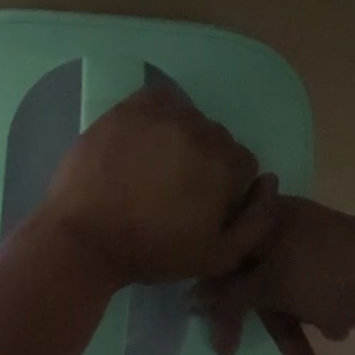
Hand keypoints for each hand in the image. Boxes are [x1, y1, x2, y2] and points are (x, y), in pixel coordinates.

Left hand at [31, 85, 277, 289]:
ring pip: (187, 117)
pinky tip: (145, 136)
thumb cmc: (151, 252)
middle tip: (174, 188)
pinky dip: (158, 112)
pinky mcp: (123, 111)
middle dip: (204, 161)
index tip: (202, 204)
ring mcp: (157, 117)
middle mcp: (196, 131)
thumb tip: (270, 182)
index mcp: (224, 164)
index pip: (243, 162)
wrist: (84, 239)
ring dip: (181, 136)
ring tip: (157, 164)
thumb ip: (258, 219)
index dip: (226, 186)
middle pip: (216, 138)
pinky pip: (156, 99)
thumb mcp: (218, 256)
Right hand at [192, 197, 354, 354]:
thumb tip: (190, 300)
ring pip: (283, 284)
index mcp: (260, 216)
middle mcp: (281, 221)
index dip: (209, 290)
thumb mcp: (267, 288)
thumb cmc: (323, 273)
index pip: (218, 251)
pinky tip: (335, 330)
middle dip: (256, 319)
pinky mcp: (336, 256)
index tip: (206, 320)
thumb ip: (227, 295)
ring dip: (292, 325)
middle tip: (236, 351)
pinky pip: (309, 284)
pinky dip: (314, 310)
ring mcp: (311, 238)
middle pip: (251, 273)